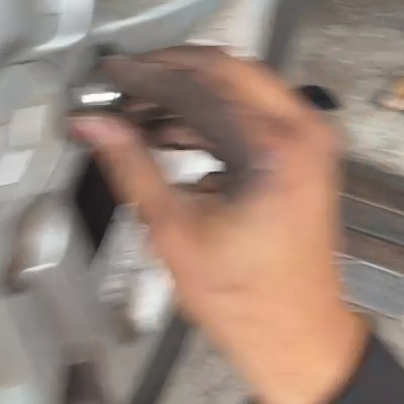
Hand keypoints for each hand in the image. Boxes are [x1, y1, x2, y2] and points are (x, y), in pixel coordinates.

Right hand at [71, 47, 367, 403]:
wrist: (297, 335)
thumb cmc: (241, 298)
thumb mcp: (174, 230)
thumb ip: (131, 166)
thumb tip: (92, 124)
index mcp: (273, 148)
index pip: (197, 86)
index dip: (143, 77)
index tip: (106, 75)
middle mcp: (303, 129)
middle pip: (224, 68)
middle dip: (166, 71)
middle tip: (120, 84)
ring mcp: (311, 137)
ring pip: (239, 84)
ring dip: (187, 92)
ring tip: (135, 112)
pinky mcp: (306, 151)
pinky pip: (254, 111)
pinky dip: (212, 114)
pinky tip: (169, 133)